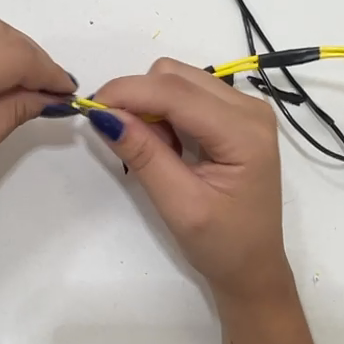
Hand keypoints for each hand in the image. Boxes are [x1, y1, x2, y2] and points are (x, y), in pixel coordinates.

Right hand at [88, 59, 292, 303]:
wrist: (253, 267)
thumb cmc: (223, 244)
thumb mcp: (179, 205)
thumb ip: (143, 155)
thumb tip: (103, 115)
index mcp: (244, 132)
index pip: (174, 92)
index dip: (127, 92)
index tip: (89, 110)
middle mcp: (248, 107)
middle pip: (173, 75)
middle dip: (139, 100)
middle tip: (131, 145)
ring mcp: (243, 107)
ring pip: (176, 78)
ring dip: (151, 106)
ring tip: (158, 151)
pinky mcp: (232, 112)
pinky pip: (184, 91)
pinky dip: (163, 111)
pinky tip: (170, 146)